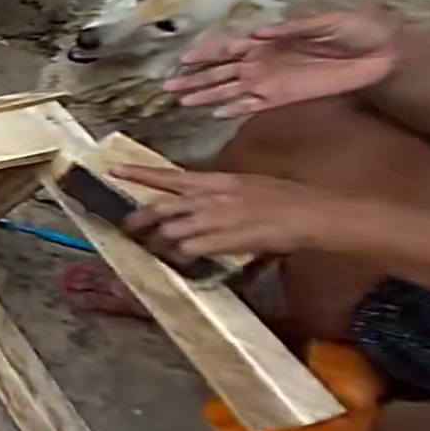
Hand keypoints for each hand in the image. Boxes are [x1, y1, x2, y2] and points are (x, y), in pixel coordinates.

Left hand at [110, 165, 369, 258]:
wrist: (315, 214)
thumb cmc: (285, 198)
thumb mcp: (246, 184)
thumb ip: (216, 191)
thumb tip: (193, 198)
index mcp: (215, 181)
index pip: (168, 176)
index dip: (138, 174)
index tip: (114, 170)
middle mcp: (210, 197)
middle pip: (159, 208)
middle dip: (138, 219)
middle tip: (126, 228)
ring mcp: (216, 219)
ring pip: (169, 231)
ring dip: (157, 243)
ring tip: (152, 249)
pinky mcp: (225, 239)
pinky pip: (189, 249)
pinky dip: (179, 255)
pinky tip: (178, 260)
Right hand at [164, 10, 398, 117]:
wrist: (385, 56)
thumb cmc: (360, 31)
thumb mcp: (331, 21)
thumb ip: (294, 27)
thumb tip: (258, 33)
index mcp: (268, 41)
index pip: (229, 47)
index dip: (206, 52)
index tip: (185, 59)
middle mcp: (261, 62)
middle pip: (219, 72)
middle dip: (194, 78)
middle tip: (168, 86)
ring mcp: (268, 82)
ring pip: (228, 90)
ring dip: (206, 96)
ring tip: (183, 102)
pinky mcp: (281, 98)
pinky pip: (251, 106)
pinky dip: (235, 110)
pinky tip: (217, 115)